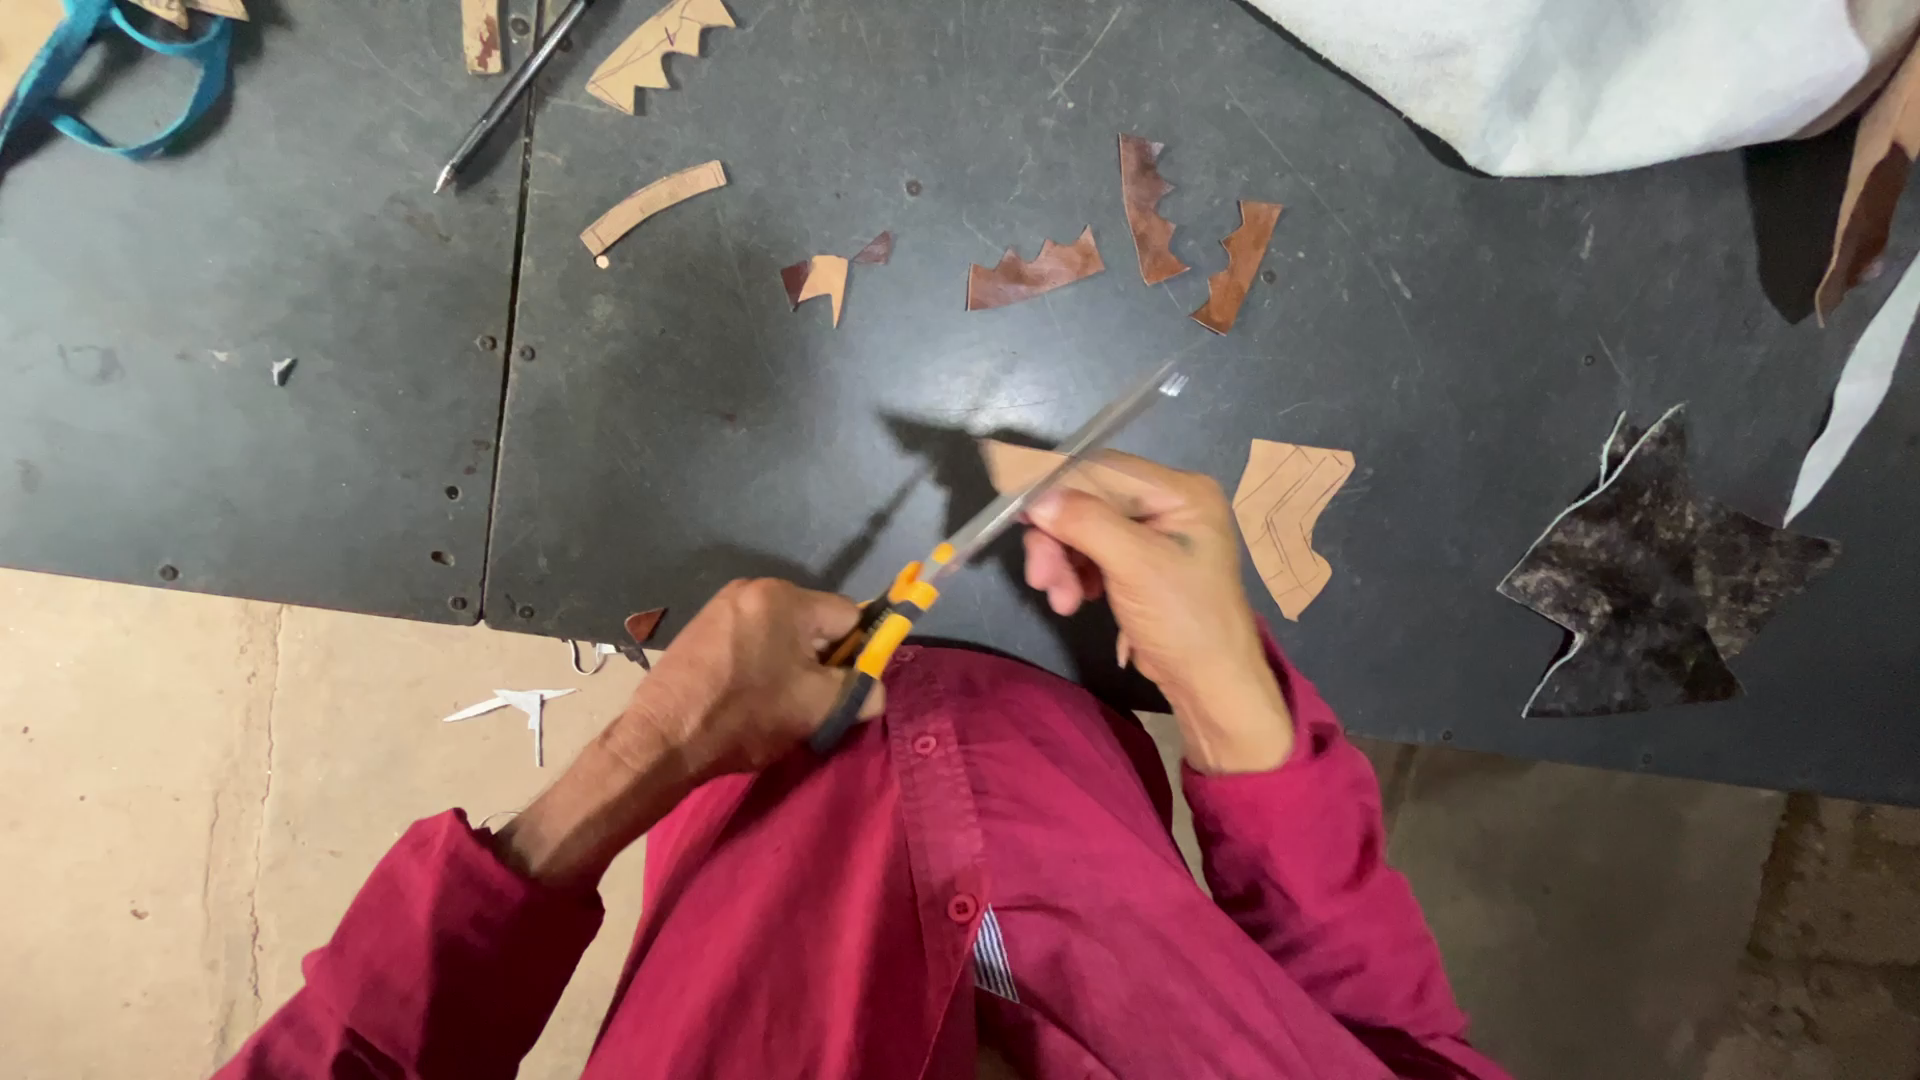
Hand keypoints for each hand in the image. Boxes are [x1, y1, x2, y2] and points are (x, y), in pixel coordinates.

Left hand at [498, 579, 857, 888]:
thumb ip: (861, 692)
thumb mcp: (817, 709)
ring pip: (784, 631)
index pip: (849, 615)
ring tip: (770, 698)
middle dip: (819, 658)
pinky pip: (753, 636)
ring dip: (790, 661)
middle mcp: (754, 587)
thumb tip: (873, 690)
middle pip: (814, 621)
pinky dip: (761, 660)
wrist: (661, 742)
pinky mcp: (703, 625)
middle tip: (802, 698)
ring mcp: (723, 604)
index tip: (837, 686)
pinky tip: (745, 692)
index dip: (854, 653)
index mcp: (785, 597)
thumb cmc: (745, 717)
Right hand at [1022, 453, 1293, 771]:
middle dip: (1059, 539)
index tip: (1019, 511)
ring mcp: (1151, 533)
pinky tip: (1075, 600)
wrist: (1209, 684)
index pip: (1105, 470)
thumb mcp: (1136, 566)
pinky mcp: (1136, 561)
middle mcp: (1167, 503)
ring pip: (1083, 528)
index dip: (1057, 486)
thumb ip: (1087, 524)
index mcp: (1181, 491)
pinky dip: (1074, 574)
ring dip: (1062, 562)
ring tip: (1061, 601)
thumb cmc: (1185, 620)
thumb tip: (1036, 498)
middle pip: (1089, 501)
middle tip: (1039, 577)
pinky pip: (1090, 551)